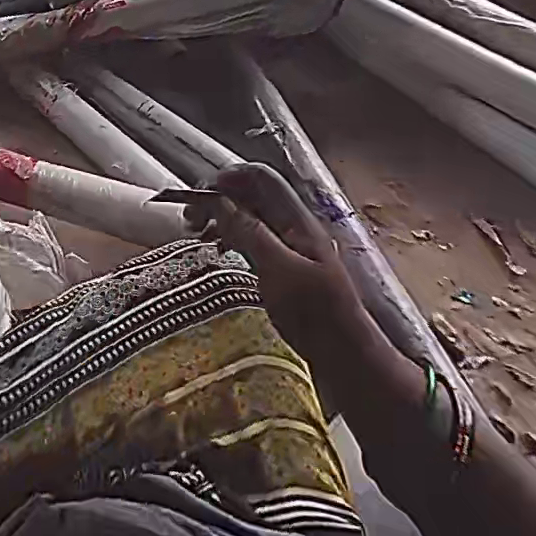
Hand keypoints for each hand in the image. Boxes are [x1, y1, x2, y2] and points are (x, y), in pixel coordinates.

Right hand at [191, 163, 381, 374]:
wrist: (346, 358)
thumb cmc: (315, 314)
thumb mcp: (278, 270)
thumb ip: (249, 231)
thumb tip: (217, 199)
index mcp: (296, 219)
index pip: (259, 177)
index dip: (227, 178)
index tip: (199, 198)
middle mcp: (290, 225)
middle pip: (248, 193)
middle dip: (216, 198)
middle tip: (189, 220)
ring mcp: (285, 243)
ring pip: (245, 214)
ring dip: (217, 217)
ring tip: (196, 234)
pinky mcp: (278, 263)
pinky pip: (247, 235)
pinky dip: (226, 235)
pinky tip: (216, 250)